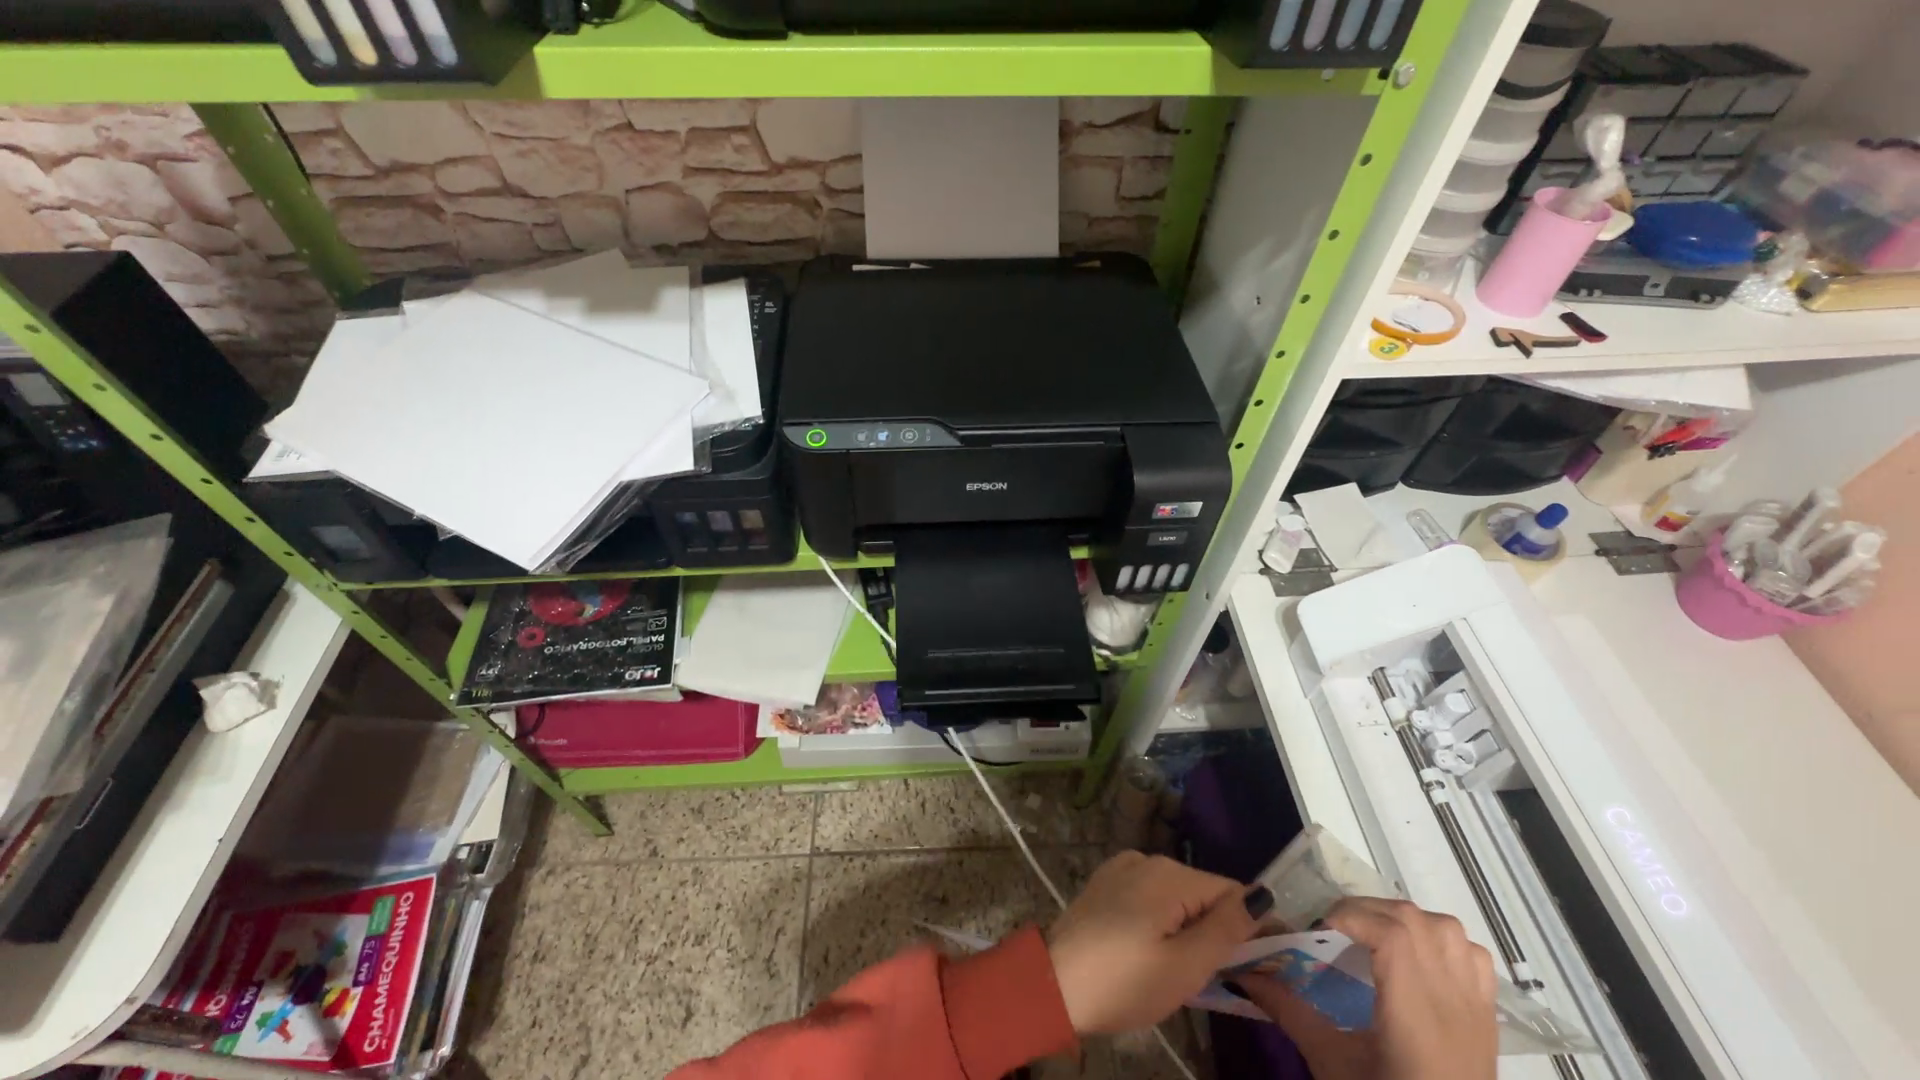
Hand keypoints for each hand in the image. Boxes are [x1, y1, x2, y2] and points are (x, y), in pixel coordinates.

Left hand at [1045, 851, 1268, 1035]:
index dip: (1252, 925)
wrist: (1049, 987)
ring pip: (1175, 897)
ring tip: (1182, 971)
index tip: (1260, 963)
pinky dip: (1159, 922)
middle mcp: (1146, 860)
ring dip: (1187, 928)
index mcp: (1170, 874)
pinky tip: (1151, 953)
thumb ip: (1227, 929)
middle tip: (1217, 977)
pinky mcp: (1103, 886)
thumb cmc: (1123, 982)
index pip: (1232, 891)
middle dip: (1217, 929)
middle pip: (1202, 892)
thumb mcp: (1185, 965)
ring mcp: (1120, 870)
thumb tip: (1263, 895)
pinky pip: (1148, 899)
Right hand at [1233, 898, 1497, 1079]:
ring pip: (1446, 929)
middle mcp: (1450, 999)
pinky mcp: (1488, 1015)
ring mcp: (1475, 1005)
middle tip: (1335, 929)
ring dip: (1406, 920)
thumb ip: (1289, 1012)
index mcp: (1413, 1012)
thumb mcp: (1332, 1064)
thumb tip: (1245, 974)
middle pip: (1415, 922)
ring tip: (1374, 936)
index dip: (1352, 915)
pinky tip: (1419, 958)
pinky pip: (1472, 955)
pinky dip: (1443, 941)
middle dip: (1368, 911)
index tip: (1320, 929)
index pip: (1392, 935)